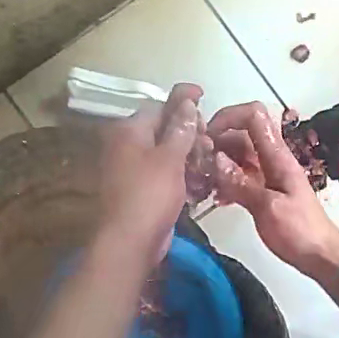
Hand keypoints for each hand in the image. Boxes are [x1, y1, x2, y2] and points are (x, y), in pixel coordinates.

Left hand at [95, 82, 202, 261]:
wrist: (131, 241)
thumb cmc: (150, 195)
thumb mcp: (170, 158)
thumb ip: (180, 129)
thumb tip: (186, 102)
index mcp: (129, 131)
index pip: (159, 107)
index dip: (182, 101)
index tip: (203, 95)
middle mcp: (128, 147)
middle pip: (164, 131)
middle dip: (190, 135)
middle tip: (211, 145)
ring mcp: (134, 172)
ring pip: (168, 156)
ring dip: (190, 159)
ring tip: (209, 167)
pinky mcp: (143, 193)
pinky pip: (166, 178)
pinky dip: (183, 179)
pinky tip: (200, 186)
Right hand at [208, 102, 338, 274]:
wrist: (322, 256)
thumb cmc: (299, 232)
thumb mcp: (268, 208)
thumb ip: (240, 183)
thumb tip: (215, 159)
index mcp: (277, 157)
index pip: (253, 116)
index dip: (228, 117)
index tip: (206, 137)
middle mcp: (273, 160)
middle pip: (241, 135)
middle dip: (217, 144)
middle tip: (196, 165)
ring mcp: (270, 176)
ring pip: (239, 157)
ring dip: (219, 165)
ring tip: (202, 183)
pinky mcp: (267, 193)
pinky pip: (243, 178)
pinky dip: (228, 183)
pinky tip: (217, 199)